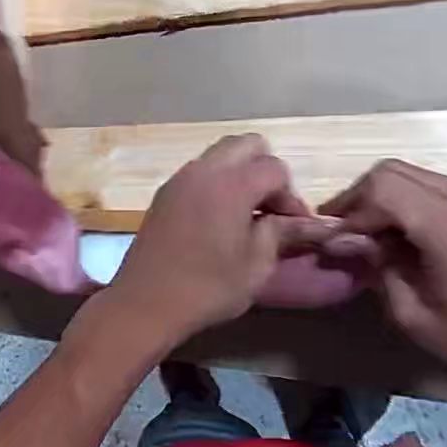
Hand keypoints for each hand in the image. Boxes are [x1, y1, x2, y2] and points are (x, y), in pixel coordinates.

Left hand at [105, 135, 335, 342]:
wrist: (145, 302)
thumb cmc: (207, 288)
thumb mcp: (256, 266)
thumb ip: (280, 233)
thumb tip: (301, 221)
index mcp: (232, 184)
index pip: (275, 168)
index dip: (291, 196)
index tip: (293, 225)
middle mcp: (204, 170)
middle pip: (247, 144)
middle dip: (266, 169)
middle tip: (270, 208)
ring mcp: (179, 179)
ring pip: (220, 154)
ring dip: (240, 174)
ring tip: (246, 213)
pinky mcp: (164, 193)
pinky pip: (199, 171)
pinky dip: (216, 183)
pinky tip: (218, 218)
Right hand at [321, 160, 446, 401]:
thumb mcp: (414, 315)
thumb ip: (377, 267)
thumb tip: (346, 239)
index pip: (384, 188)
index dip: (353, 209)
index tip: (340, 239)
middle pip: (397, 171)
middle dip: (365, 198)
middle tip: (349, 230)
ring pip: (421, 176)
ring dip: (392, 200)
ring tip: (380, 235)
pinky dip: (420, 204)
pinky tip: (418, 237)